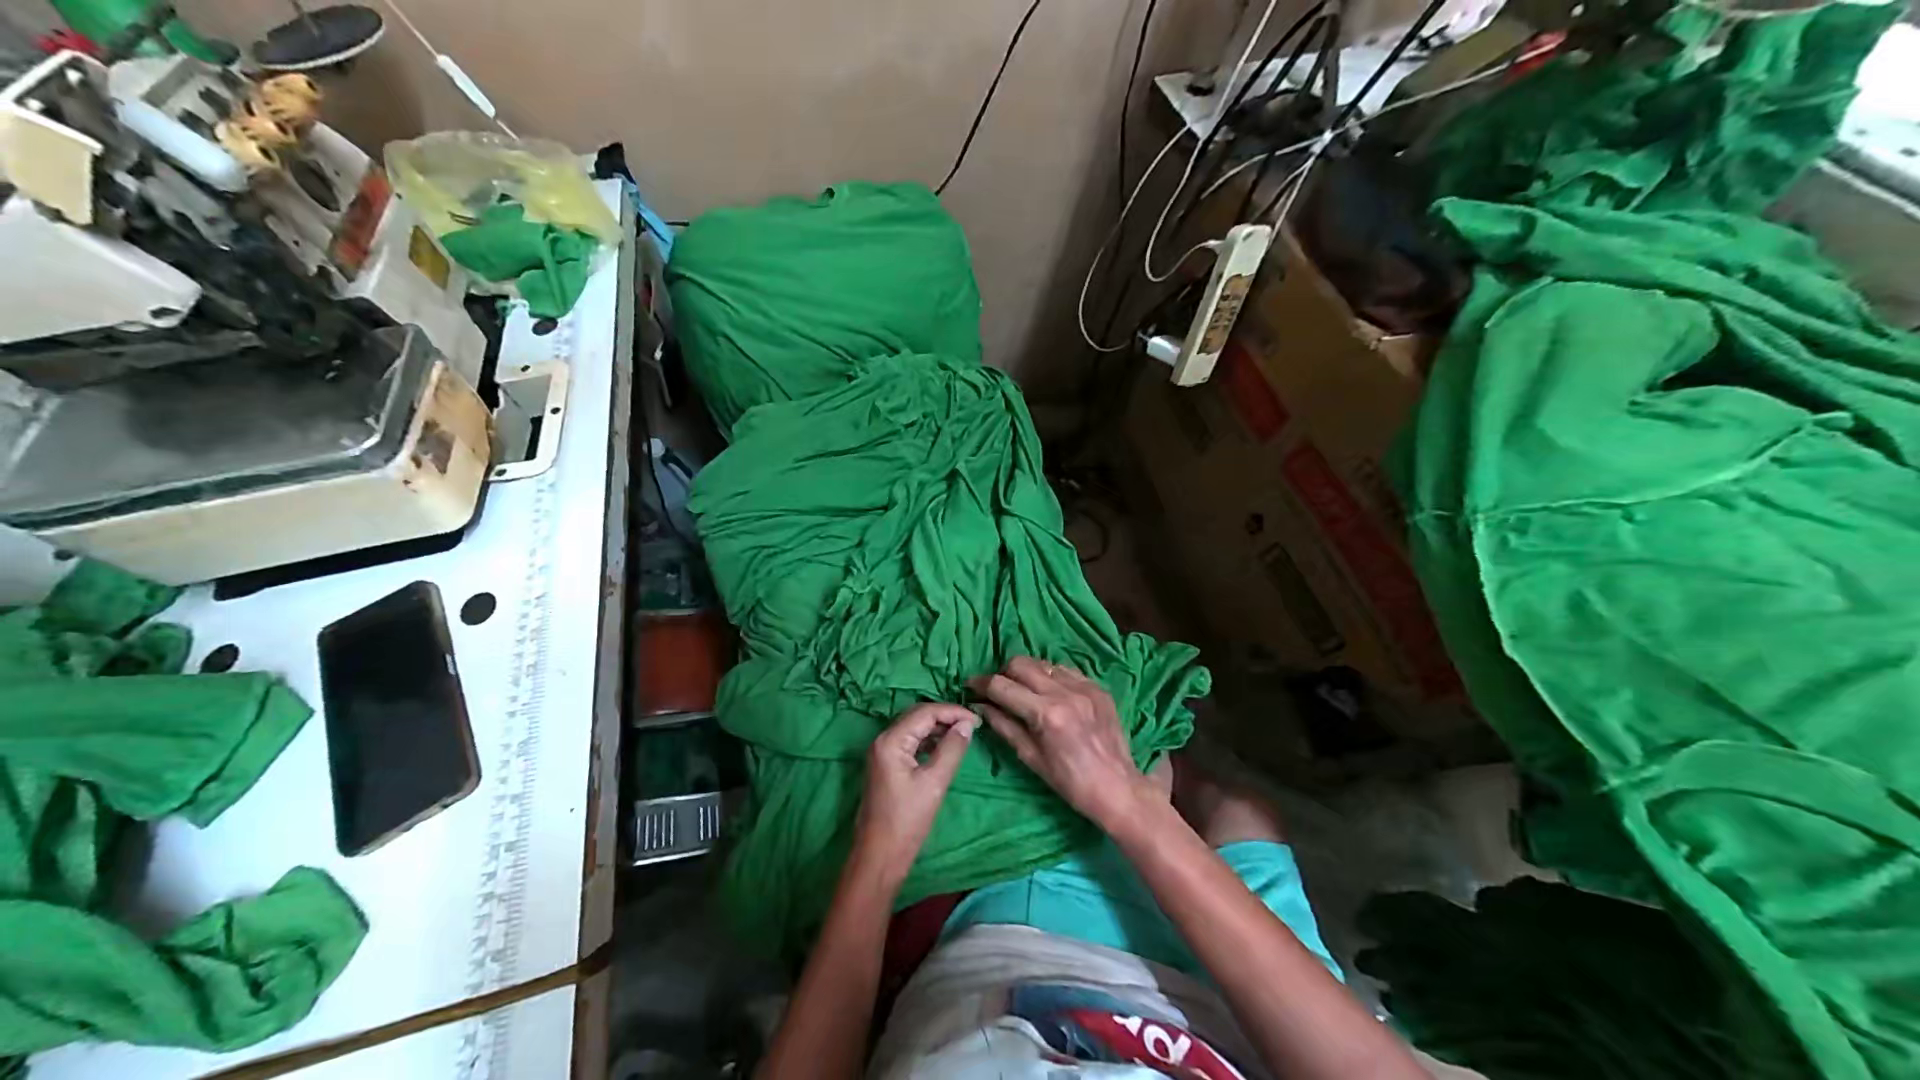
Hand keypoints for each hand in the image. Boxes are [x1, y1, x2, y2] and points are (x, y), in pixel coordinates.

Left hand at [852, 703, 978, 886]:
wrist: (879, 856)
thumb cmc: (907, 821)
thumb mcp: (935, 783)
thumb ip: (952, 749)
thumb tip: (967, 725)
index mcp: (891, 741)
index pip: (925, 712)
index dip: (952, 712)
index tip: (978, 720)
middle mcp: (882, 740)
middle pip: (917, 716)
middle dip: (945, 716)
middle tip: (972, 725)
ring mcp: (881, 753)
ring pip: (913, 728)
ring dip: (937, 728)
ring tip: (963, 735)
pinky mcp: (885, 765)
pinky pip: (909, 742)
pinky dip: (927, 740)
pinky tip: (944, 748)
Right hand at [970, 657, 1157, 835]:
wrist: (1117, 787)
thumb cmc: (1070, 782)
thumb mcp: (1031, 757)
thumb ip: (1004, 726)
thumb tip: (981, 706)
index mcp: (1046, 714)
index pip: (1003, 686)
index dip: (982, 683)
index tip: (972, 686)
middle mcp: (1065, 693)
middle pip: (1021, 663)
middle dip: (1003, 673)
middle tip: (998, 689)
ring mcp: (1085, 687)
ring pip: (1043, 663)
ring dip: (1027, 673)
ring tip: (1023, 691)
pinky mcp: (1098, 687)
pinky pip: (1066, 670)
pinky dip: (1051, 677)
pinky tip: (1049, 693)